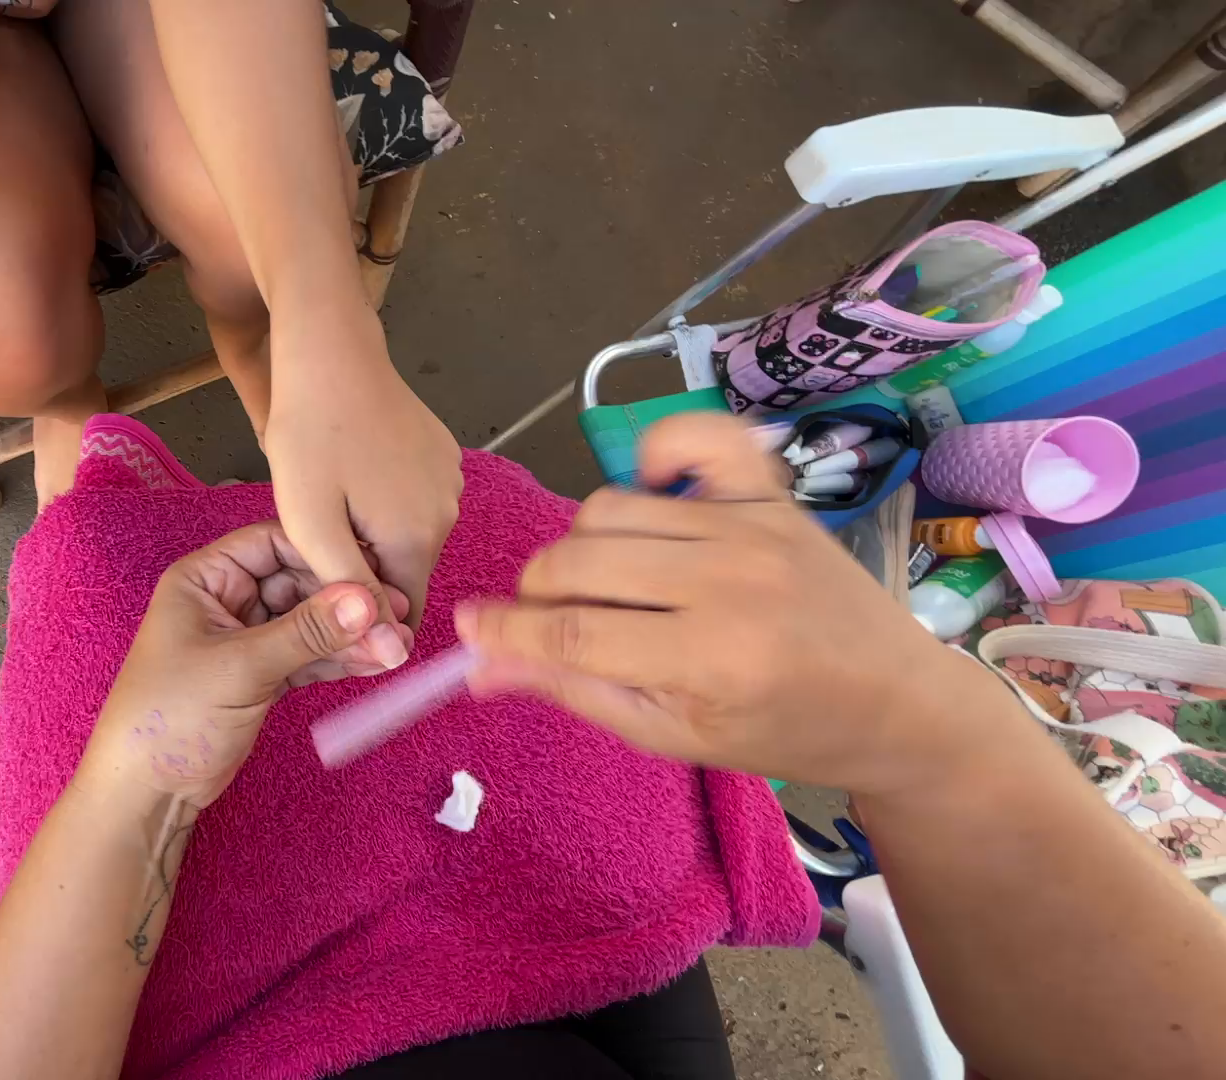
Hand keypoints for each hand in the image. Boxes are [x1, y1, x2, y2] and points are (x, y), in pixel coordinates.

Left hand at [84, 522, 413, 807]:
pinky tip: (376, 663)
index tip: (376, 569)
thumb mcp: (241, 667)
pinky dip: (337, 661)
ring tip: (399, 645)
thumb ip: (307, 632)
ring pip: (307, 624)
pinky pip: (306, 656)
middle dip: (346, 602)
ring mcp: (246, 639)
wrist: (146, 793)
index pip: (274, 545)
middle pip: (297, 585)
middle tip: (398, 616)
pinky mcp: (261, 674)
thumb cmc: (172, 716)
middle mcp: (227, 600)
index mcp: (206, 579)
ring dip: (349, 635)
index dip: (324, 555)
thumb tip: (370, 601)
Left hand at [262, 302, 461, 648]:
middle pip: (406, 574)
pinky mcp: (441, 454)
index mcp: (418, 538)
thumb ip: (351, 587)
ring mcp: (449, 479)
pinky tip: (354, 478)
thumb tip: (390, 645)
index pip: (404, 612)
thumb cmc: (310, 438)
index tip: (326, 601)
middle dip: (365, 575)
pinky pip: (414, 502)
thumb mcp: (313, 524)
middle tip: (316, 545)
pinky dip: (386, 506)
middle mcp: (448, 513)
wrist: (329, 354)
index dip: (365, 619)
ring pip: (409, 539)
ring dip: (373, 539)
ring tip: (331, 506)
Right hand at [456, 412, 1024, 796]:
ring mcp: (750, 526)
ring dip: (581, 549)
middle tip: (554, 619)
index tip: (466, 628)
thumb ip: (568, 689)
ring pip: (605, 510)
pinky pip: (690, 437)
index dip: (503, 630)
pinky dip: (653, 455)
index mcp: (708, 659)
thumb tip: (479, 665)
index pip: (568, 632)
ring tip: (609, 581)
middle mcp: (728, 581)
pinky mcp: (769, 493)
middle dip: (537, 594)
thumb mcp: (664, 734)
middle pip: (576, 563)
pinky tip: (651, 497)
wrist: (901, 705)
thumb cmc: (775, 733)